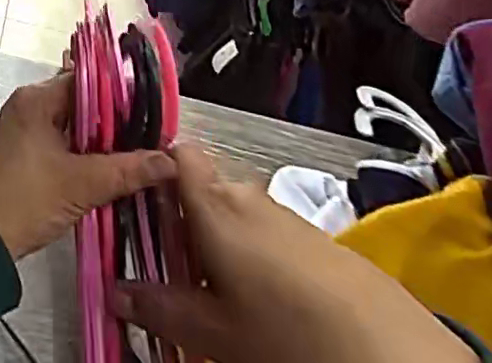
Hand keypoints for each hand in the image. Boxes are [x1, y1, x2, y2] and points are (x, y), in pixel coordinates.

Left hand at [0, 75, 176, 259]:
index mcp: (37, 98)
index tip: (149, 109)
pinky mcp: (24, 148)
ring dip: (100, 135)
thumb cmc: (24, 202)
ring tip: (134, 146)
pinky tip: (107, 162)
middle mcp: (29, 103)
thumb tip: (168, 162)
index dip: (121, 93)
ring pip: (74, 119)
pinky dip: (83, 146)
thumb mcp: (81, 185)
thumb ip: (127, 170)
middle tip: (146, 131)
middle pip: (83, 99)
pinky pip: (62, 135)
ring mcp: (24, 126)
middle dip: (114, 117)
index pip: (89, 79)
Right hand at [113, 144, 477, 362]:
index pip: (177, 153)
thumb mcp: (210, 329)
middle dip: (180, 221)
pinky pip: (257, 227)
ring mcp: (276, 209)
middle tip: (166, 268)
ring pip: (228, 210)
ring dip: (212, 240)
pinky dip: (244, 250)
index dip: (155, 167)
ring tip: (209, 292)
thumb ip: (160, 307)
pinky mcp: (302, 230)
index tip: (136, 199)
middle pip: (199, 188)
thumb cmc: (280, 325)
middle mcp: (243, 193)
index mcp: (213, 203)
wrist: (374, 338)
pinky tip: (252, 295)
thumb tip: (117, 291)